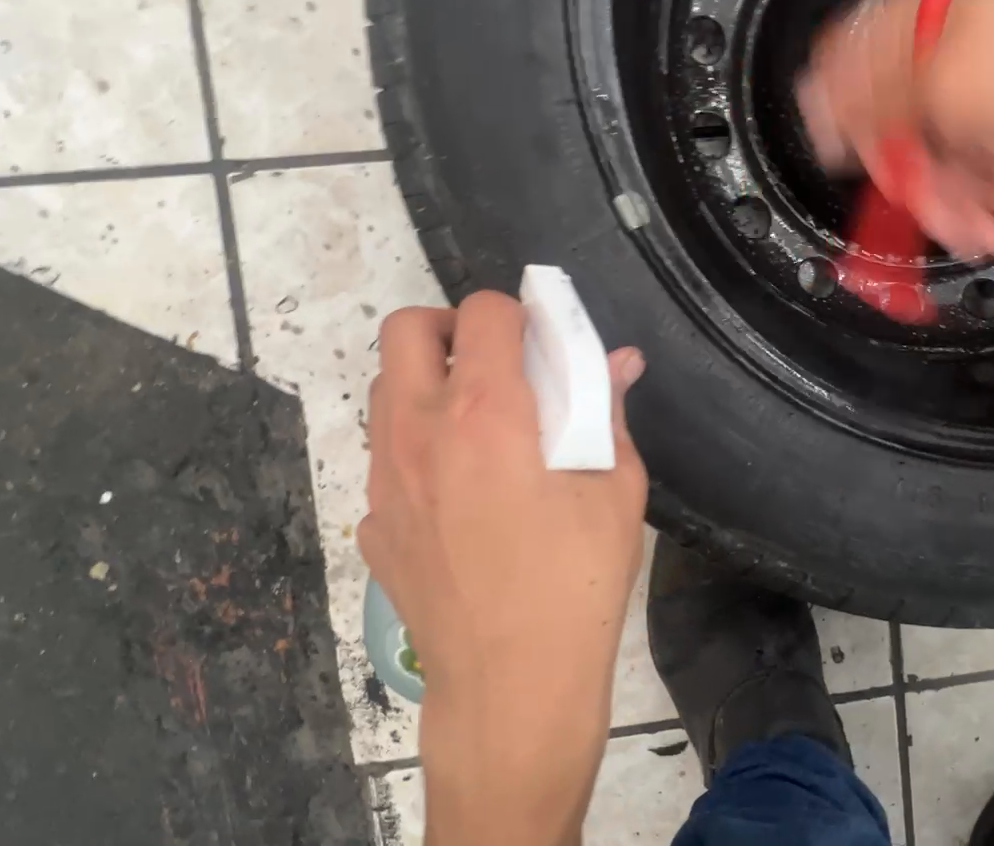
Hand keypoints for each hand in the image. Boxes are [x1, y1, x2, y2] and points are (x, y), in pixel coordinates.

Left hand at [359, 292, 646, 843]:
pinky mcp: (373, 523)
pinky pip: (385, 456)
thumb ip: (609, 411)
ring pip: (385, 388)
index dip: (518, 310)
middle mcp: (421, 430)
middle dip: (452, 328)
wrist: (511, 684)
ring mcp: (384, 478)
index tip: (543, 337)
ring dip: (430, 383)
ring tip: (481, 425)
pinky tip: (461, 495)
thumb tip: (620, 361)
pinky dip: (419, 447)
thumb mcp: (615, 488)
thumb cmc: (578, 580)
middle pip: (407, 329)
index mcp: (488, 413)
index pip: (483, 313)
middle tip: (498, 364)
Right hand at [797, 0, 993, 257]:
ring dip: (966, 203)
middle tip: (950, 230)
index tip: (851, 169)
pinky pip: (983, 153)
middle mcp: (937, 44)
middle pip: (902, 129)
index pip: (847, 69)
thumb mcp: (946, 88)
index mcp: (911, 20)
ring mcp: (978, 74)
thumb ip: (877, 106)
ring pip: (947, 151)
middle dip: (927, 188)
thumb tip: (819, 111)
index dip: (842, 124)